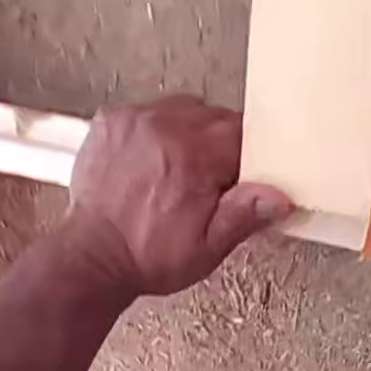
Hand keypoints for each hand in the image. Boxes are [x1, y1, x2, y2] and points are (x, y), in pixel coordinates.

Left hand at [59, 96, 291, 297]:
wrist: (94, 259)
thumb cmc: (146, 258)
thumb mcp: (206, 249)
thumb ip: (242, 216)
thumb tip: (276, 197)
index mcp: (192, 158)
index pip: (242, 135)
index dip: (247, 161)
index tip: (239, 184)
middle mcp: (163, 128)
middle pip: (214, 119)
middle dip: (220, 150)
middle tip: (209, 188)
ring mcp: (135, 121)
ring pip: (184, 111)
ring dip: (190, 138)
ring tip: (181, 177)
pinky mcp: (113, 123)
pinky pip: (150, 114)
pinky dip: (160, 135)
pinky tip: (156, 167)